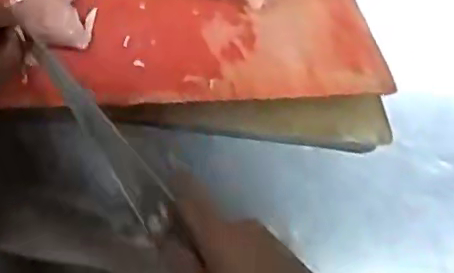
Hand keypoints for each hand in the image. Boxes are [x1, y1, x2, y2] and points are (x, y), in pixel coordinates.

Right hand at [159, 172, 309, 272]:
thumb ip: (181, 261)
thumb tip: (164, 238)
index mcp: (218, 228)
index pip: (186, 190)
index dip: (171, 188)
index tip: (161, 193)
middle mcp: (243, 222)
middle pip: (213, 220)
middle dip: (204, 236)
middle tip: (199, 257)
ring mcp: (272, 239)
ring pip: (239, 237)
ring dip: (230, 251)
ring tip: (228, 269)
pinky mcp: (293, 256)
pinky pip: (260, 251)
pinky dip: (252, 260)